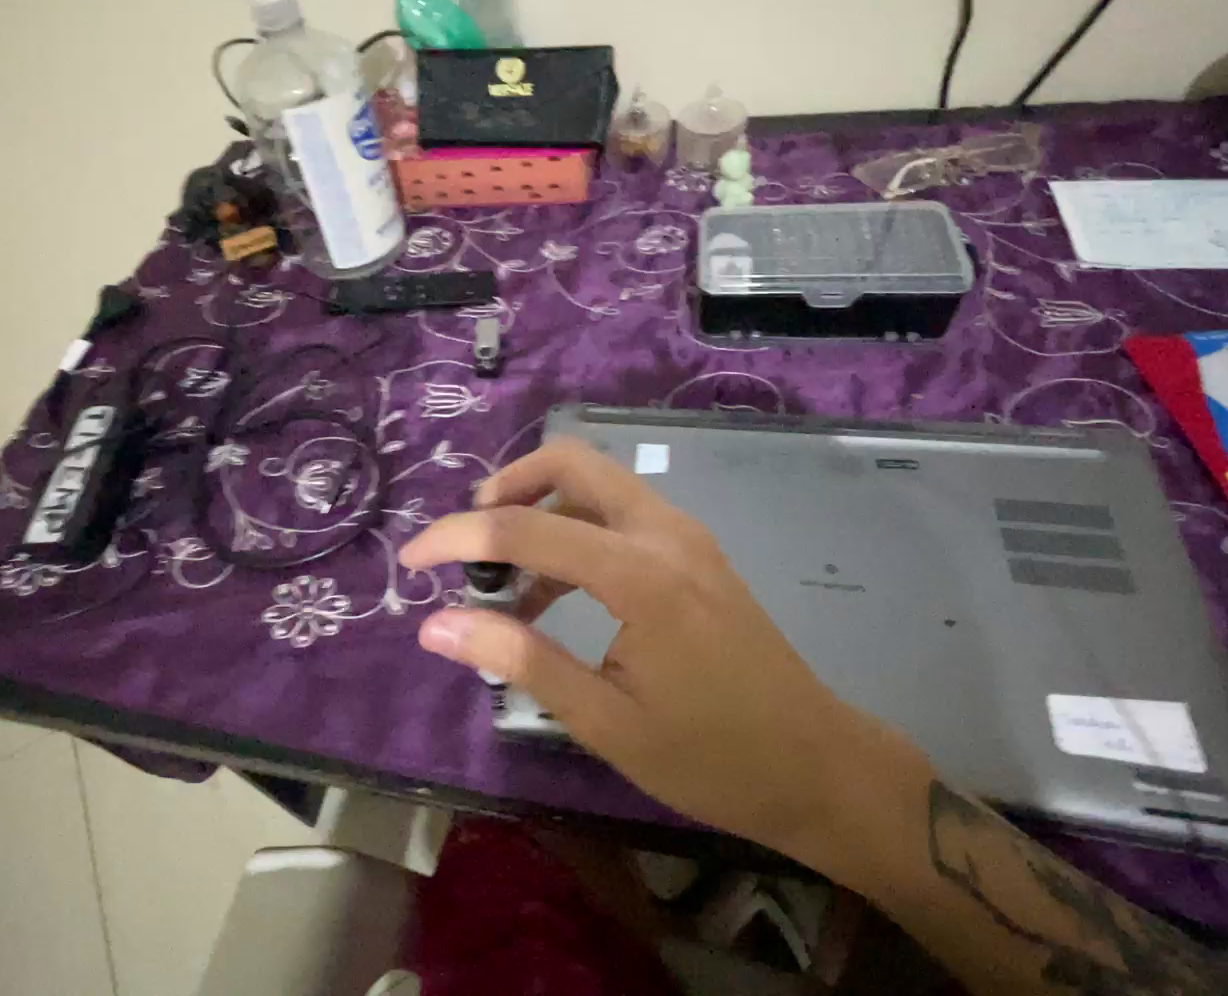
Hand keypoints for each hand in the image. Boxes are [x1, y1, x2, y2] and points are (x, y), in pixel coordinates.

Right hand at [401, 438, 932, 872]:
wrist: (817, 765)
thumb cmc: (711, 756)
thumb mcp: (604, 721)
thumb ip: (519, 661)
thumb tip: (435, 625)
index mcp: (641, 574)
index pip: (527, 529)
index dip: (457, 538)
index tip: (411, 560)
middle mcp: (663, 532)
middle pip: (571, 461)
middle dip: (506, 485)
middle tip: (468, 538)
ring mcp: (685, 535)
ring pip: (596, 481)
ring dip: (539, 508)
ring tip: (501, 578)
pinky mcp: (693, 552)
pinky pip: (619, 513)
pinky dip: (573, 530)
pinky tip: (553, 593)